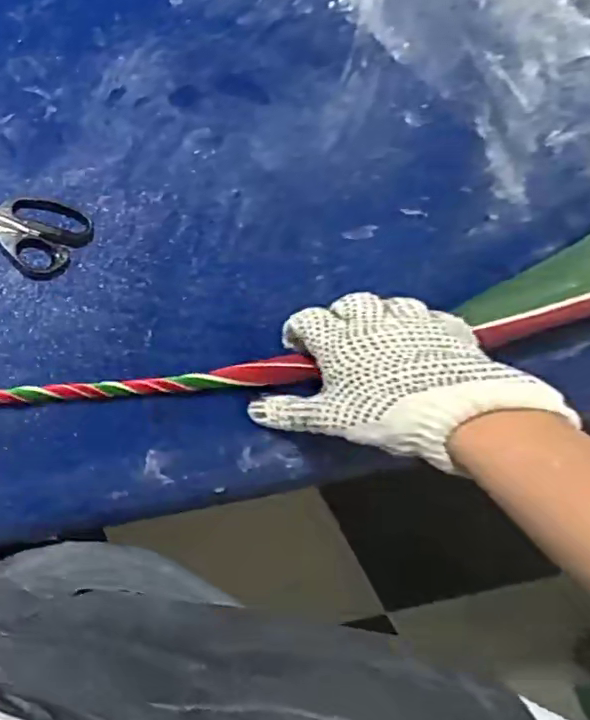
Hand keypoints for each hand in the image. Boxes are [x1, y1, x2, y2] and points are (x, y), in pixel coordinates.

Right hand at [247, 292, 579, 472]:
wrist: (465, 415)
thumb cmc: (383, 411)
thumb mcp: (328, 417)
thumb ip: (289, 412)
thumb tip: (255, 410)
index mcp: (337, 340)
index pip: (307, 318)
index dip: (298, 330)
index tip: (300, 350)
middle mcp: (373, 324)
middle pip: (352, 302)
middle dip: (342, 315)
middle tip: (341, 338)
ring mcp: (418, 325)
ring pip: (395, 303)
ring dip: (383, 315)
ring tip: (381, 336)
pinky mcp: (455, 333)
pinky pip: (434, 316)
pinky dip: (422, 324)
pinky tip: (420, 340)